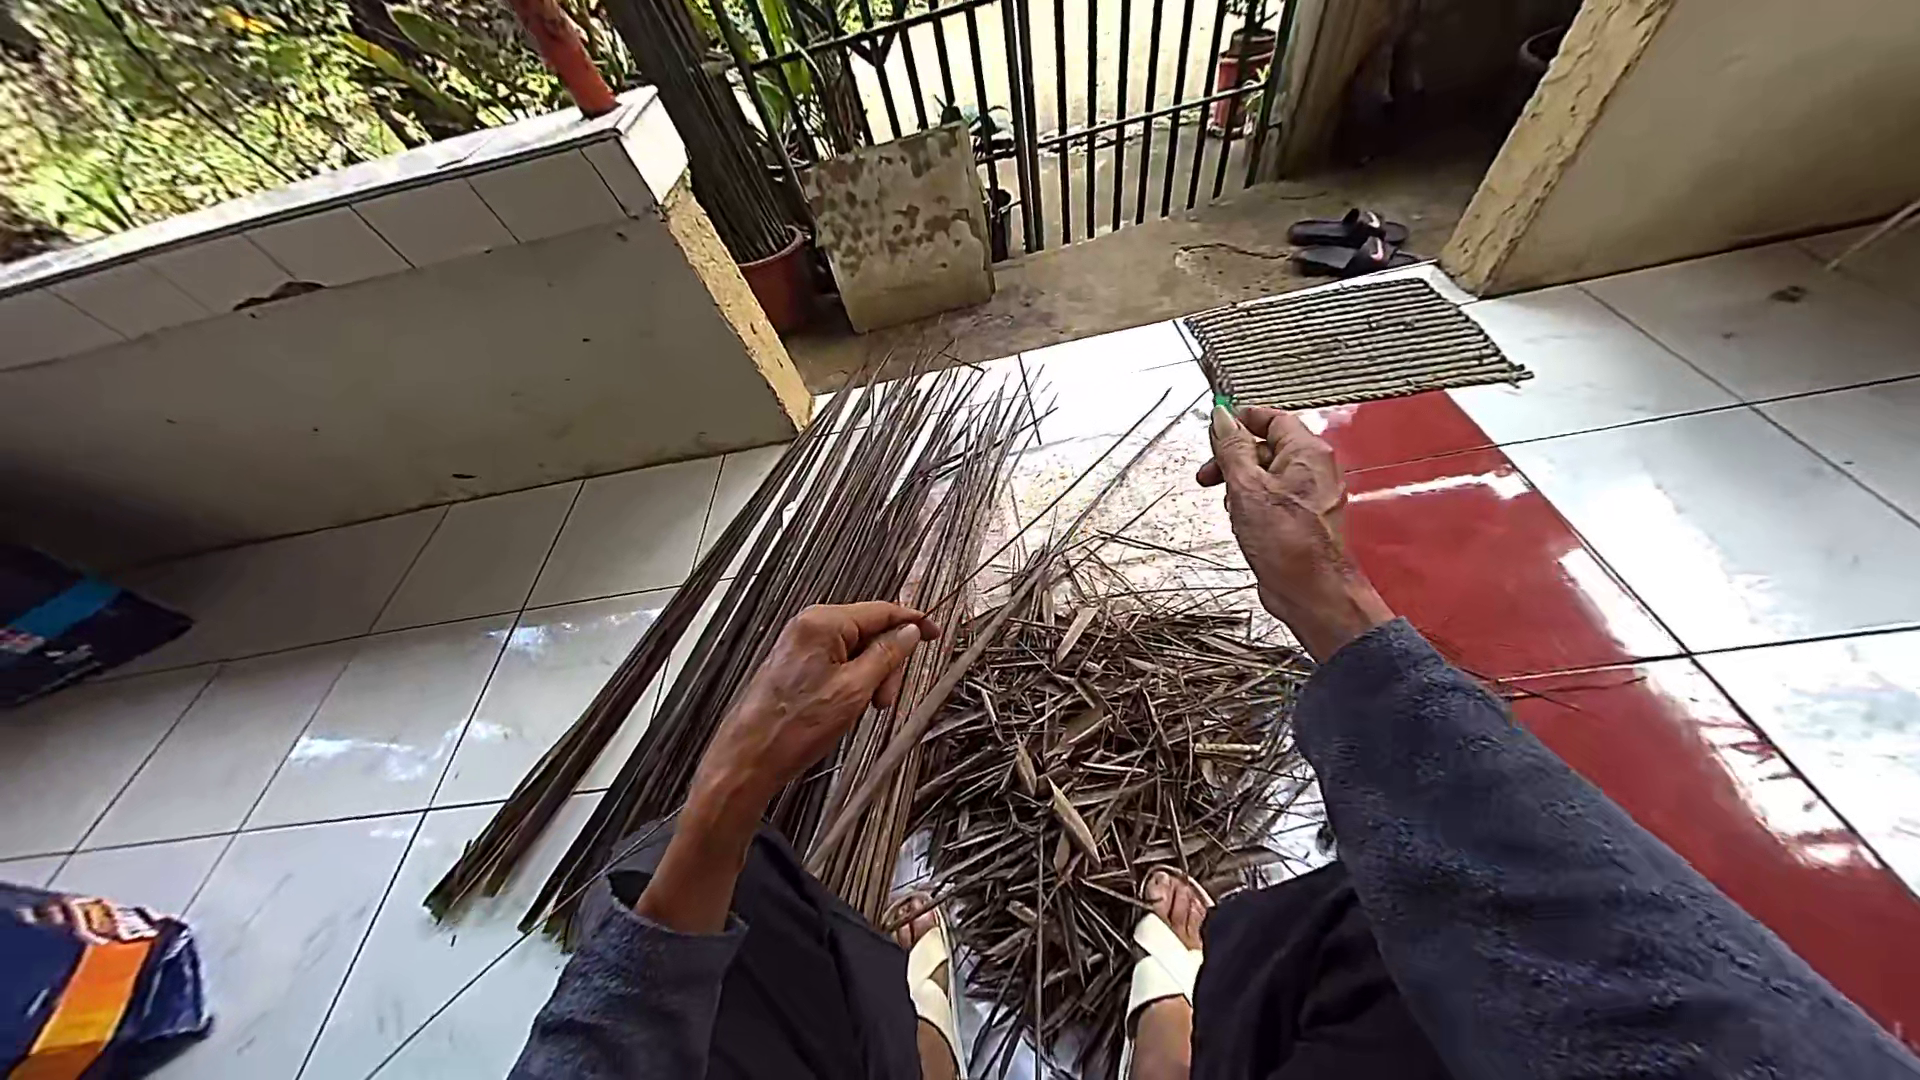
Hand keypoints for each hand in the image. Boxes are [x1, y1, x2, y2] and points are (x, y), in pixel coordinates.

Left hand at [638, 602, 938, 934]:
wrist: (747, 760)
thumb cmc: (796, 726)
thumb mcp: (855, 690)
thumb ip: (887, 655)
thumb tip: (910, 632)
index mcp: (824, 622)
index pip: (882, 611)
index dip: (913, 622)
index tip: (936, 634)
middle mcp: (810, 624)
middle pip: (869, 630)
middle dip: (887, 663)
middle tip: (886, 700)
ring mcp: (801, 643)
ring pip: (856, 649)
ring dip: (871, 675)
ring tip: (866, 709)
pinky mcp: (796, 662)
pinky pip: (838, 660)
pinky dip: (853, 680)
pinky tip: (849, 706)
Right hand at [1197, 406, 1393, 660]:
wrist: (1310, 590)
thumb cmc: (1288, 543)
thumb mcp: (1246, 487)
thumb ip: (1232, 449)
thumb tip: (1222, 419)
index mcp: (1307, 453)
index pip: (1272, 418)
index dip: (1240, 421)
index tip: (1215, 428)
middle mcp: (1314, 470)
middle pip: (1265, 446)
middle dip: (1232, 458)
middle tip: (1210, 473)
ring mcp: (1308, 494)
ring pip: (1265, 474)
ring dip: (1239, 483)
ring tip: (1228, 503)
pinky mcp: (1300, 517)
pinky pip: (1270, 497)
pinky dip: (1250, 502)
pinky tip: (1241, 520)